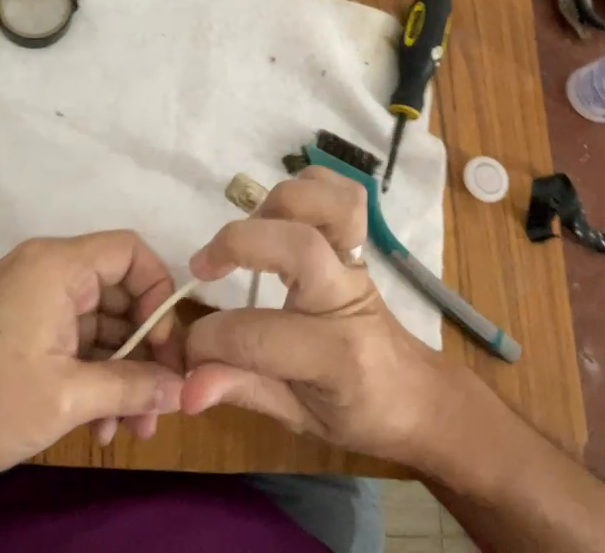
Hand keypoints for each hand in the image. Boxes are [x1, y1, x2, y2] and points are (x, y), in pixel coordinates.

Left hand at [0, 231, 187, 481]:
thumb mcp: (68, 398)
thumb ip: (133, 387)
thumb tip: (186, 388)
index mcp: (56, 266)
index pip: (130, 252)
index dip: (160, 294)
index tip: (167, 349)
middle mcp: (46, 272)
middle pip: (119, 294)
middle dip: (143, 351)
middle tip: (161, 404)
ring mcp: (30, 302)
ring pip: (98, 326)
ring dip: (119, 375)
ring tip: (130, 430)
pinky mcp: (19, 330)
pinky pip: (73, 341)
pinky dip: (91, 377)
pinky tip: (100, 426)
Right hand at [180, 167, 467, 471]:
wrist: (419, 396)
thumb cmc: (360, 414)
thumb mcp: (300, 418)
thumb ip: (243, 391)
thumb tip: (186, 387)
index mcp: (336, 355)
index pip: (257, 334)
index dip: (208, 340)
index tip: (188, 348)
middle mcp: (348, 298)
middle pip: (298, 245)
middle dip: (236, 245)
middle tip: (204, 267)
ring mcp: (357, 264)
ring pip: (330, 203)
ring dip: (277, 203)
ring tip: (247, 232)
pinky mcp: (357, 244)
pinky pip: (343, 194)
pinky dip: (308, 187)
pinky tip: (278, 214)